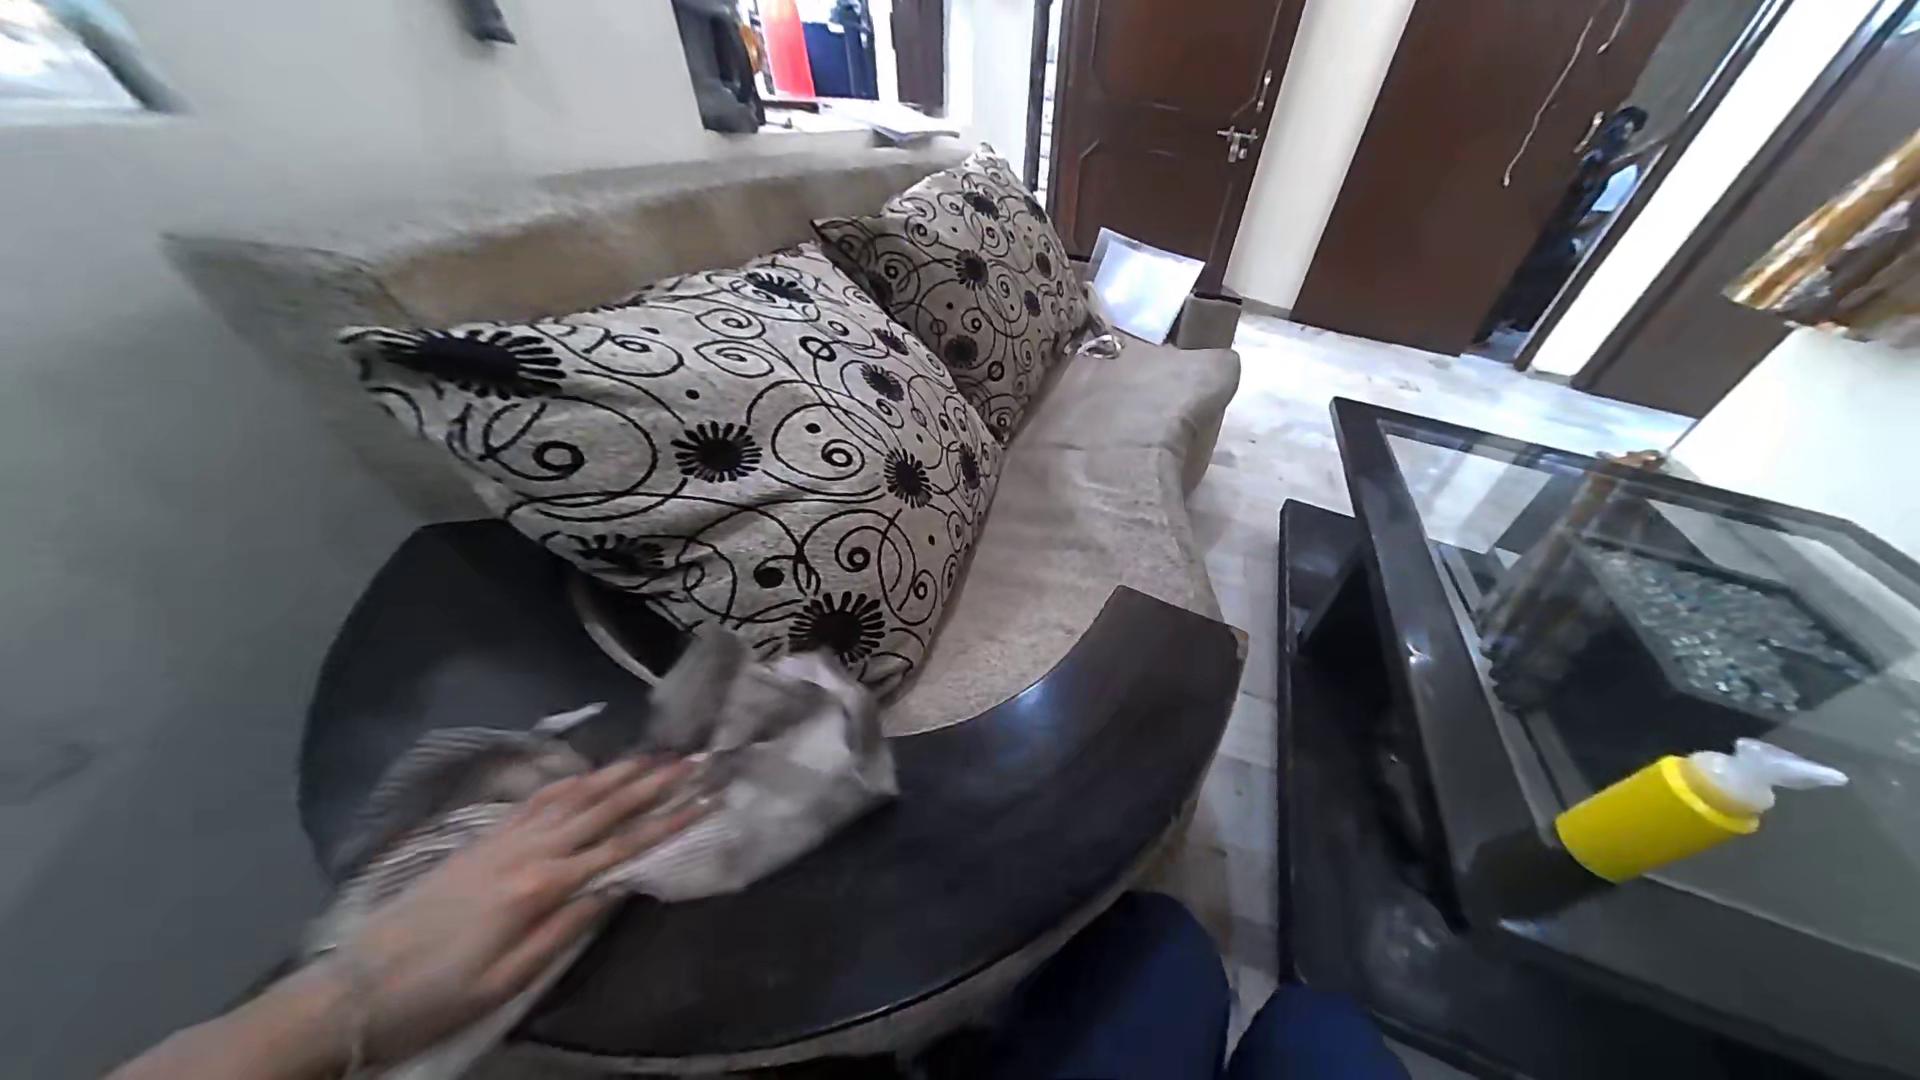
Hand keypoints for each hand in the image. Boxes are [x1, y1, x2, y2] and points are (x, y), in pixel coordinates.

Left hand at [335, 756, 711, 1064]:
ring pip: (576, 794)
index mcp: (544, 886)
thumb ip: (570, 926)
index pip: (623, 844)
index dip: (669, 820)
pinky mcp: (485, 837)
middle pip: (606, 807)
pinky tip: (589, 771)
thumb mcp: (509, 980)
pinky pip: (537, 799)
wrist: (349, 992)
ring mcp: (507, 838)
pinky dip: (571, 780)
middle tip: (693, 759)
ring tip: (654, 754)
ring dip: (619, 772)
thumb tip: (623, 883)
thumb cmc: (437, 996)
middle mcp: (532, 849)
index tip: (705, 798)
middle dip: (654, 782)